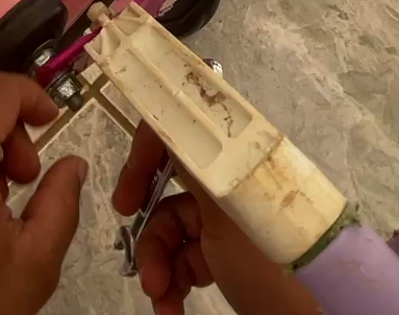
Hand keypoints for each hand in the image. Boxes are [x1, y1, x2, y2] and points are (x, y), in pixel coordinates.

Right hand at [112, 124, 320, 314]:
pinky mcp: (228, 256)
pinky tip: (170, 307)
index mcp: (232, 161)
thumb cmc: (273, 266)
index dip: (144, 153)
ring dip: (157, 263)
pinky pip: (186, 258)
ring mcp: (227, 222)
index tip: (125, 195)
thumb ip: (190, 160)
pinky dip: (172, 281)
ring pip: (172, 228)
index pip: (179, 130)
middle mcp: (228, 184)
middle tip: (138, 266)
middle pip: (168, 188)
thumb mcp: (226, 212)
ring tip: (161, 300)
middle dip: (148, 228)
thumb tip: (163, 103)